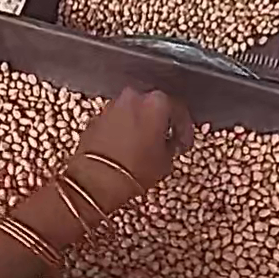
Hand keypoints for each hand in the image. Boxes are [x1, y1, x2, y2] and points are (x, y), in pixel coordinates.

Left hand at [67, 88, 192, 212]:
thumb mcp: (165, 162)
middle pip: (152, 107)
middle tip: (163, 143)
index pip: (178, 110)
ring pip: (131, 113)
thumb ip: (171, 146)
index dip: (184, 130)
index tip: (184, 144)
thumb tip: (169, 144)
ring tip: (142, 148)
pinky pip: (114, 123)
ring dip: (138, 126)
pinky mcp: (94, 120)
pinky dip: (120, 132)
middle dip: (158, 124)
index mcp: (157, 102)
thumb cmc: (134, 170)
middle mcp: (133, 97)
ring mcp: (111, 107)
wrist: (96, 181)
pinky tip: (124, 149)